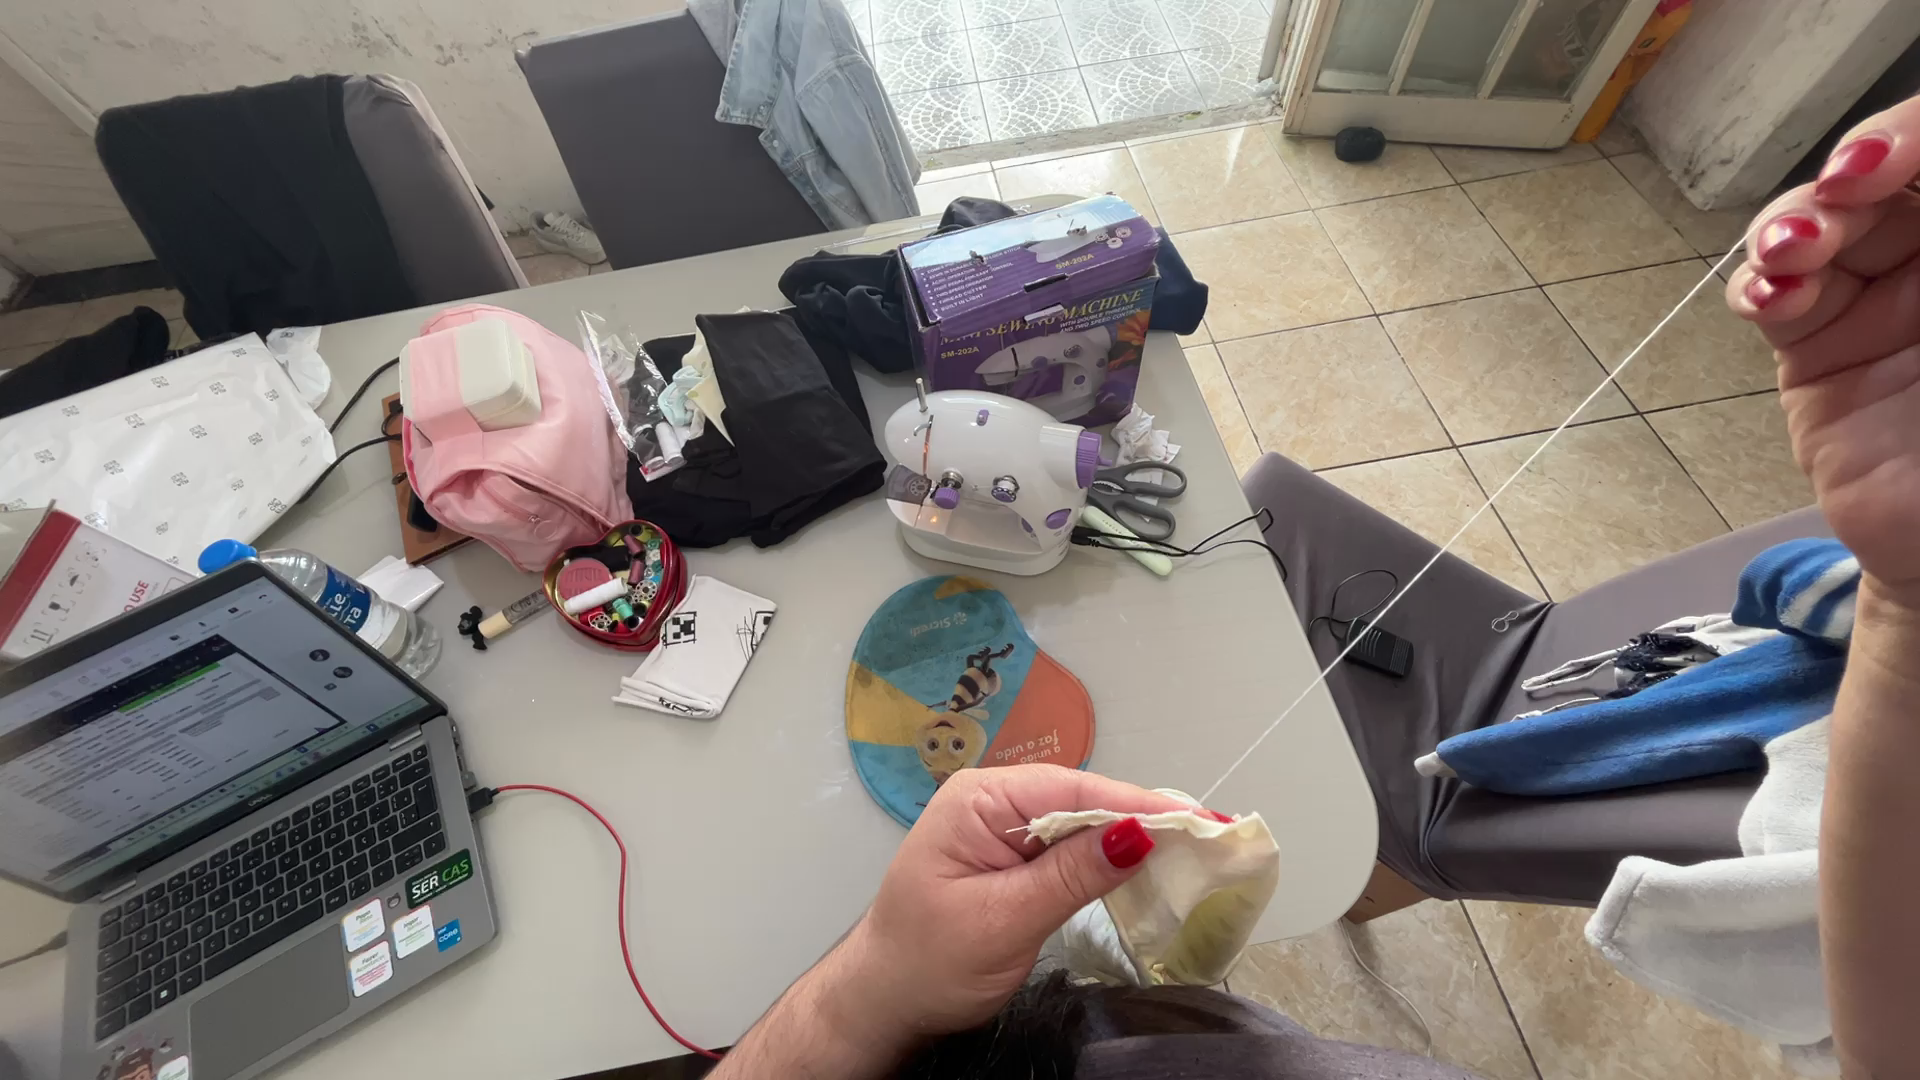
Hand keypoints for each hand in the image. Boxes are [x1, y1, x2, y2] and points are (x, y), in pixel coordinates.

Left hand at [845, 765, 1184, 1041]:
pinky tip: (1136, 860)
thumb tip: (1138, 836)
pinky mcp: (1009, 849)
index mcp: (980, 799)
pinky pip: (1063, 840)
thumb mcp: (1004, 920)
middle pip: (1078, 796)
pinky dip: (1101, 852)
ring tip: (1186, 844)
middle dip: (1138, 815)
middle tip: (1205, 832)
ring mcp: (999, 822)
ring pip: (1075, 817)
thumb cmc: (931, 961)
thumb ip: (1070, 874)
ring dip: (1125, 833)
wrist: (884, 996)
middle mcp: (991, 797)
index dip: (1135, 803)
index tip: (1194, 818)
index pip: (1070, 789)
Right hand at [1726, 95, 1919, 609]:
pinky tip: (1769, 298)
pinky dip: (1760, 289)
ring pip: (1818, 231)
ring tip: (1789, 250)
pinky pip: (1776, 301)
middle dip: (1857, 169)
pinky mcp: (1817, 348)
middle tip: (1845, 185)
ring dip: (1792, 227)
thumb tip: (1906, 166)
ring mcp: (1882, 300)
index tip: (1891, 156)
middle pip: (1887, 179)